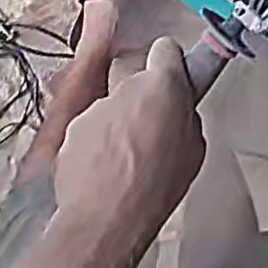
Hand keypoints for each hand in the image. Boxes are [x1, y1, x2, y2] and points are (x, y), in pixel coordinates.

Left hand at [53, 37, 204, 229]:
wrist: (107, 218)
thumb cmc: (155, 186)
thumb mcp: (193, 149)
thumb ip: (185, 116)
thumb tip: (179, 109)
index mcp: (163, 85)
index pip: (166, 49)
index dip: (169, 62)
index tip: (170, 76)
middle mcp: (127, 87)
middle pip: (136, 80)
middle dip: (141, 97)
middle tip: (150, 127)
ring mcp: (97, 106)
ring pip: (112, 105)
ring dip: (117, 122)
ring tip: (124, 158)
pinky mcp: (73, 127)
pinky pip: (91, 127)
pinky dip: (96, 142)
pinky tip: (104, 169)